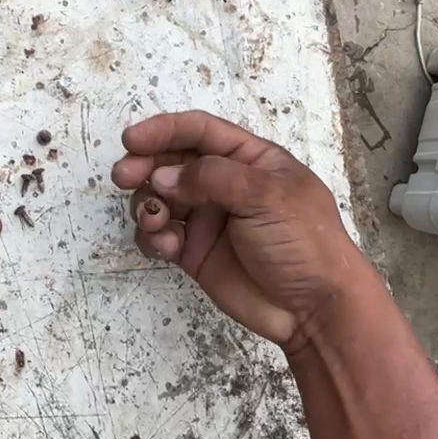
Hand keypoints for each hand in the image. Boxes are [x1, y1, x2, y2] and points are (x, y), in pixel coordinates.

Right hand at [110, 112, 379, 351]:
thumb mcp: (267, 196)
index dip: (163, 130)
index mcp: (248, 158)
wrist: (314, 308)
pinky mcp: (194, 251)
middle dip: (144, 166)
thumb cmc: (303, 241)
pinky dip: (153, 238)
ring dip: (147, 205)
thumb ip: (212, 178)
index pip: (199, 131)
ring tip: (157, 222)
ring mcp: (207, 217)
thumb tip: (163, 177)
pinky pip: (160, 235)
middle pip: (171, 162)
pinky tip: (165, 248)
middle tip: (123, 177)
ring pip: (159, 198)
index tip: (131, 139)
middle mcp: (224, 183)